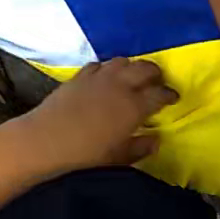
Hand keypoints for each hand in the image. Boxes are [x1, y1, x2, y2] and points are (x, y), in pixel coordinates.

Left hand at [0, 58, 178, 176]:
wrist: (46, 140)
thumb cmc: (85, 155)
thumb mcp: (118, 157)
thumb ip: (140, 147)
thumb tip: (156, 139)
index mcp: (134, 106)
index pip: (160, 93)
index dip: (169, 94)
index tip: (173, 98)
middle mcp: (119, 85)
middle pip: (144, 68)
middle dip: (155, 73)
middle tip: (157, 83)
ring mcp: (98, 77)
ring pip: (122, 61)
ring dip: (132, 66)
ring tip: (133, 77)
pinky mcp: (79, 76)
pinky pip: (99, 65)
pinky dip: (107, 68)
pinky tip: (106, 77)